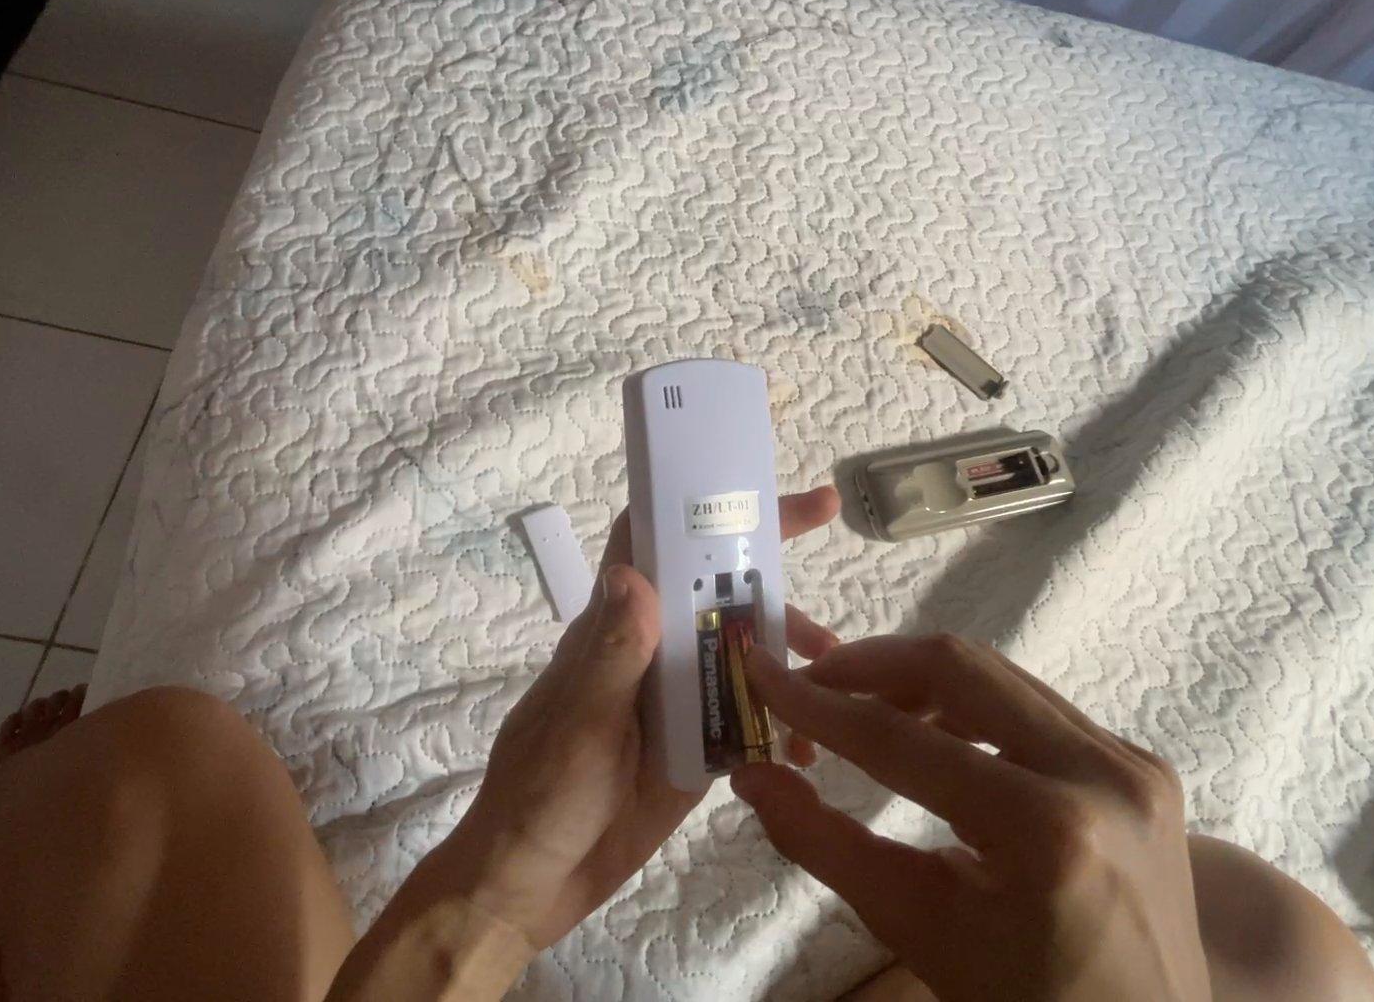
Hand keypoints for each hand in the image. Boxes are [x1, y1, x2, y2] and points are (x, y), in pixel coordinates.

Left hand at [421, 487, 841, 950]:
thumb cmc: (539, 794)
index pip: (657, 543)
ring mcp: (677, 694)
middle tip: (828, 560)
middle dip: (772, 576)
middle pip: (715, 590)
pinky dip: (784, 714)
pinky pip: (748, 710)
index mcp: (615, 627)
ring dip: (789, 651)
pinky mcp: (698, 741)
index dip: (704, 507)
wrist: (534, 880)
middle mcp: (651, 648)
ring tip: (838, 674)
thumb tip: (636, 575)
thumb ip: (609, 655)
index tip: (765, 493)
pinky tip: (811, 740)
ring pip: (742, 648)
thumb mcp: (576, 725)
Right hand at [732, 635, 1211, 1001]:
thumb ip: (822, 842)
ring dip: (911, 677)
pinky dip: (960, 700)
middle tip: (808, 683)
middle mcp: (1101, 773)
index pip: (901, 740)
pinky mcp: (1134, 761)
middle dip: (866, 665)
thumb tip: (751, 776)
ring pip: (993, 672)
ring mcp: (1128, 761)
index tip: (761, 673)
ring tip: (857, 706)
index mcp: (1047, 830)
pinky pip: (1027, 701)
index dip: (818, 704)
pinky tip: (927, 728)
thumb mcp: (913, 926)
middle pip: (957, 667)